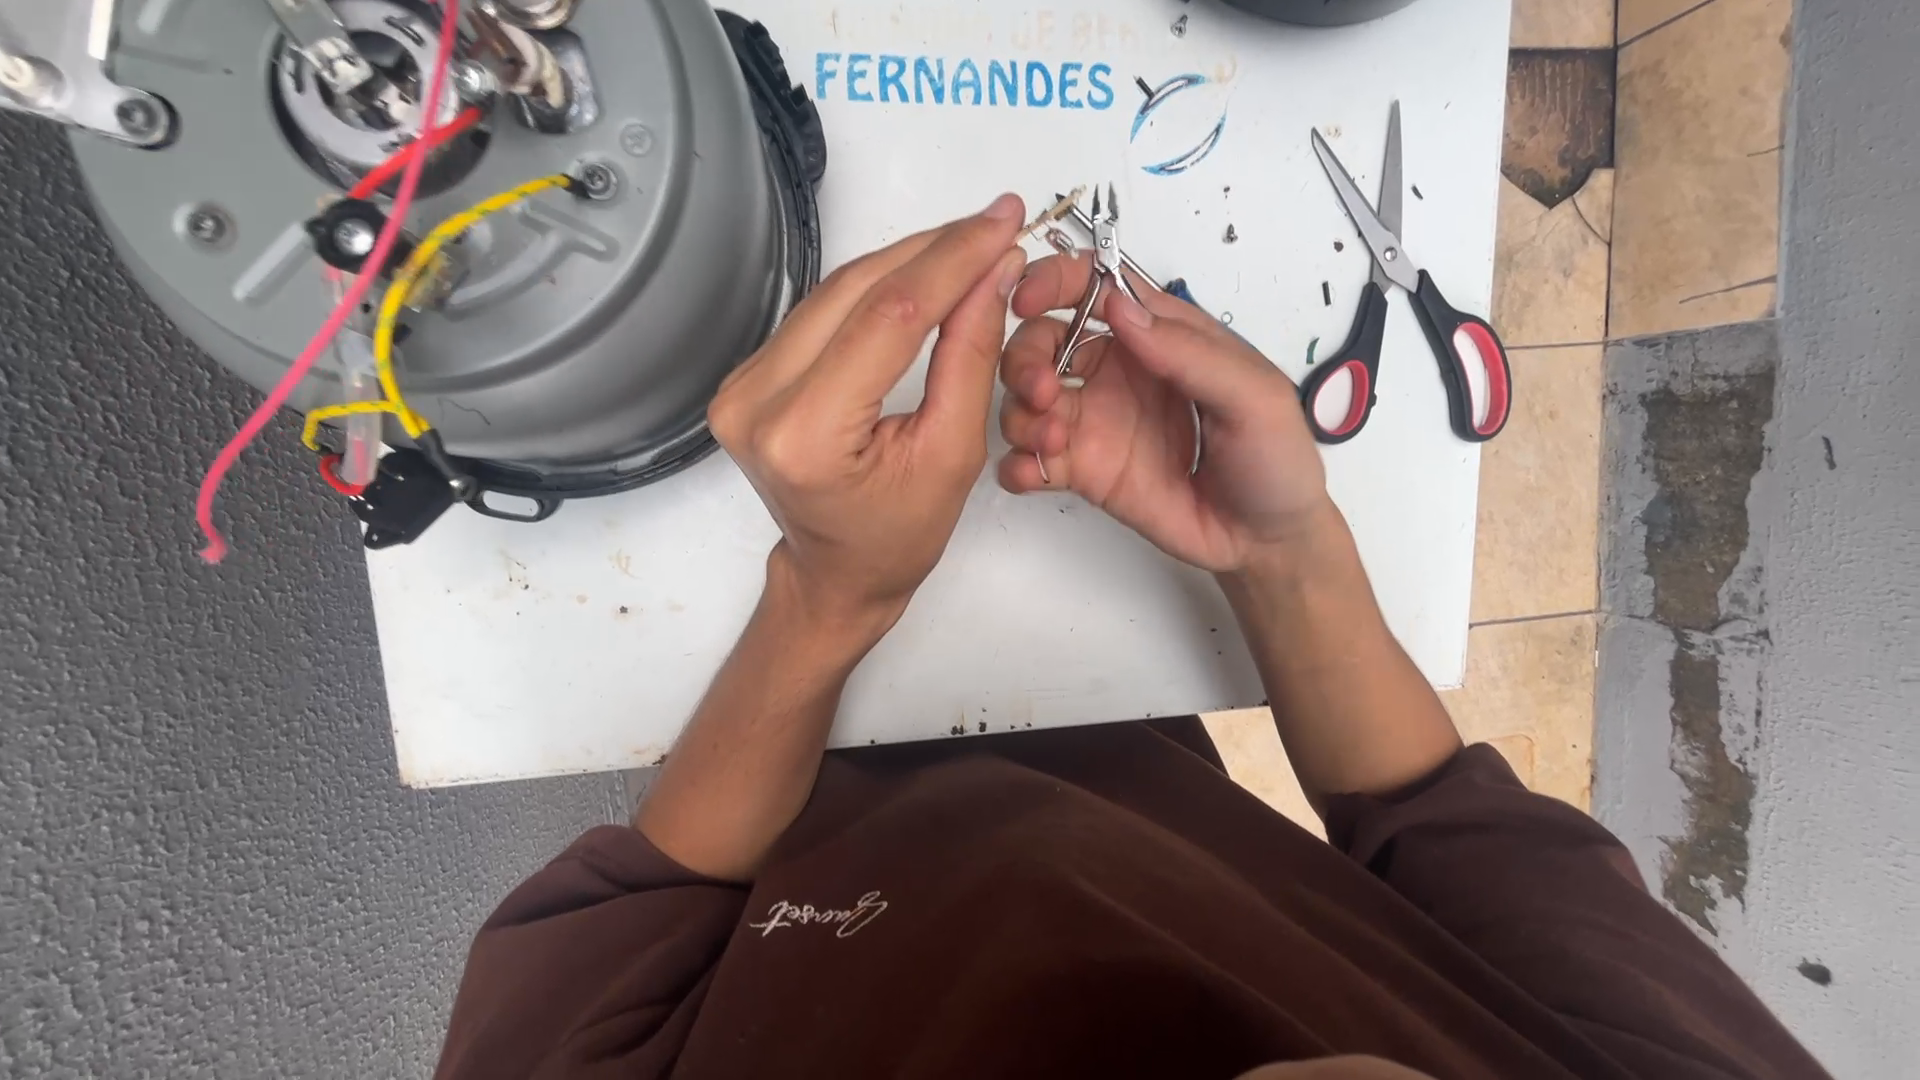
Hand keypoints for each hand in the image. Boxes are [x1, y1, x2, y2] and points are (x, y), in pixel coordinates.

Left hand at [709, 194, 1028, 637]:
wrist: (837, 572)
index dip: (951, 262)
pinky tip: (919, 274)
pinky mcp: (748, 378)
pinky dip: (874, 288)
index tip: (1000, 225)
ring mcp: (742, 387)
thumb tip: (989, 274)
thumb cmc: (894, 538)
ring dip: (905, 262)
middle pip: (855, 292)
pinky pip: (820, 312)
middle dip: (933, 251)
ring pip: (835, 292)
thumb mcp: (952, 455)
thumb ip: (969, 359)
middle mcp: (756, 403)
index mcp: (805, 435)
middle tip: (993, 224)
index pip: (887, 318)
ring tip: (967, 244)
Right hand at [997, 254, 1331, 573]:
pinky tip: (1032, 475)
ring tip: (1053, 442)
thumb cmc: (1273, 458)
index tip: (1028, 299)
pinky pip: (1029, 462)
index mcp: (1157, 337)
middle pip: (1040, 342)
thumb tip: (1119, 308)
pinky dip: (1015, 466)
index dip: (1053, 279)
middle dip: (1023, 359)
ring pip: (1023, 401)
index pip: (1092, 287)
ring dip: (1018, 415)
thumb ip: (1187, 351)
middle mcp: (1115, 374)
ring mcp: (1094, 424)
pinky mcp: (1083, 472)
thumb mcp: (1251, 394)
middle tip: (1041, 392)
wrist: (1265, 538)